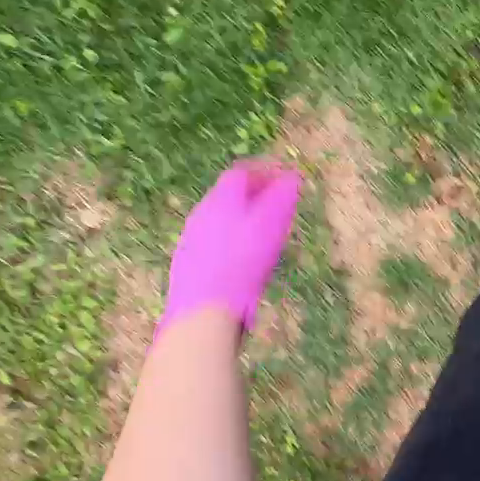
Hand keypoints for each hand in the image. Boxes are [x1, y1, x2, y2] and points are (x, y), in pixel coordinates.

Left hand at [158, 158, 301, 340]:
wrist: (204, 310)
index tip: (286, 178)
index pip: (241, 171)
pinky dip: (233, 237)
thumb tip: (292, 176)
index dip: (266, 170)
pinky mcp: (187, 262)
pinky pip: (214, 238)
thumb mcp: (273, 223)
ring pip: (222, 217)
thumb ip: (283, 196)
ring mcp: (190, 239)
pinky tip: (246, 257)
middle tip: (280, 205)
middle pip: (230, 194)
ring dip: (245, 217)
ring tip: (267, 232)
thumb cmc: (244, 260)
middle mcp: (201, 213)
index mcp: (221, 199)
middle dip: (257, 194)